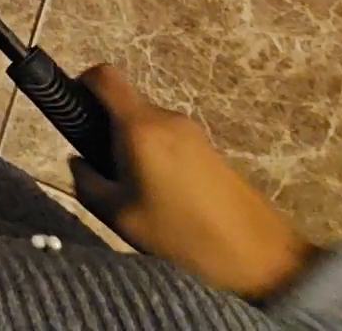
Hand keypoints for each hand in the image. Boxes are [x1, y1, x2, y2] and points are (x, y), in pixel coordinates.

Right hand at [70, 65, 316, 301]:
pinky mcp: (212, 152)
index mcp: (140, 127)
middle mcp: (167, 119)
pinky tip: (165, 197)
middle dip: (106, 127)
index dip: (80, 82)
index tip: (73, 110)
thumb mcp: (120, 216)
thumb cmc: (185, 236)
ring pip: (146, 125)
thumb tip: (79, 162)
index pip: (103, 75)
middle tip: (104, 167)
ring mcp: (194, 134)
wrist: (268, 265)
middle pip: (124, 104)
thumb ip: (86, 181)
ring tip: (136, 190)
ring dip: (132, 145)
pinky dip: (156, 156)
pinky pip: (169, 140)